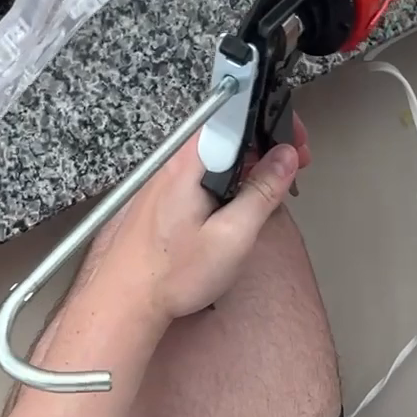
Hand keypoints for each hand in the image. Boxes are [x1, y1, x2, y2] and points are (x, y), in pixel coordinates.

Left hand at [80, 117, 311, 323]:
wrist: (124, 300)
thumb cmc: (171, 276)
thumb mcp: (232, 237)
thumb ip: (261, 193)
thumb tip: (285, 159)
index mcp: (190, 164)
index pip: (236, 116)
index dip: (270, 122)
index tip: (293, 141)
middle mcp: (173, 164)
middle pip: (227, 135)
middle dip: (264, 147)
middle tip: (290, 171)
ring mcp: (164, 181)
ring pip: (214, 158)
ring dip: (245, 168)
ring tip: (267, 193)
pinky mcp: (161, 199)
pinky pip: (199, 178)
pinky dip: (224, 185)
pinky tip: (234, 208)